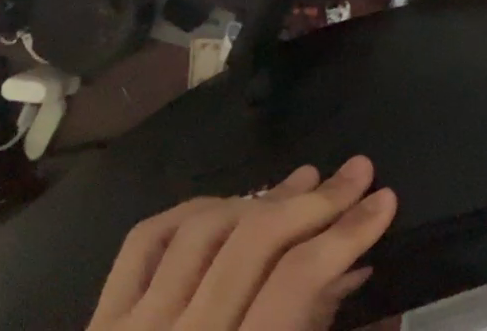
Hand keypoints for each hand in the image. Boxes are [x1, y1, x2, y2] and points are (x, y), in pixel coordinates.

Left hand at [88, 156, 396, 330]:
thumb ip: (320, 329)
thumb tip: (354, 268)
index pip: (297, 280)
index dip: (347, 232)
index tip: (384, 199)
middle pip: (254, 241)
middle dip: (316, 200)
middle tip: (356, 172)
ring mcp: (134, 330)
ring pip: (204, 228)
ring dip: (261, 198)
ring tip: (303, 182)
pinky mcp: (101, 323)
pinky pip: (146, 239)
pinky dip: (191, 211)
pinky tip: (228, 204)